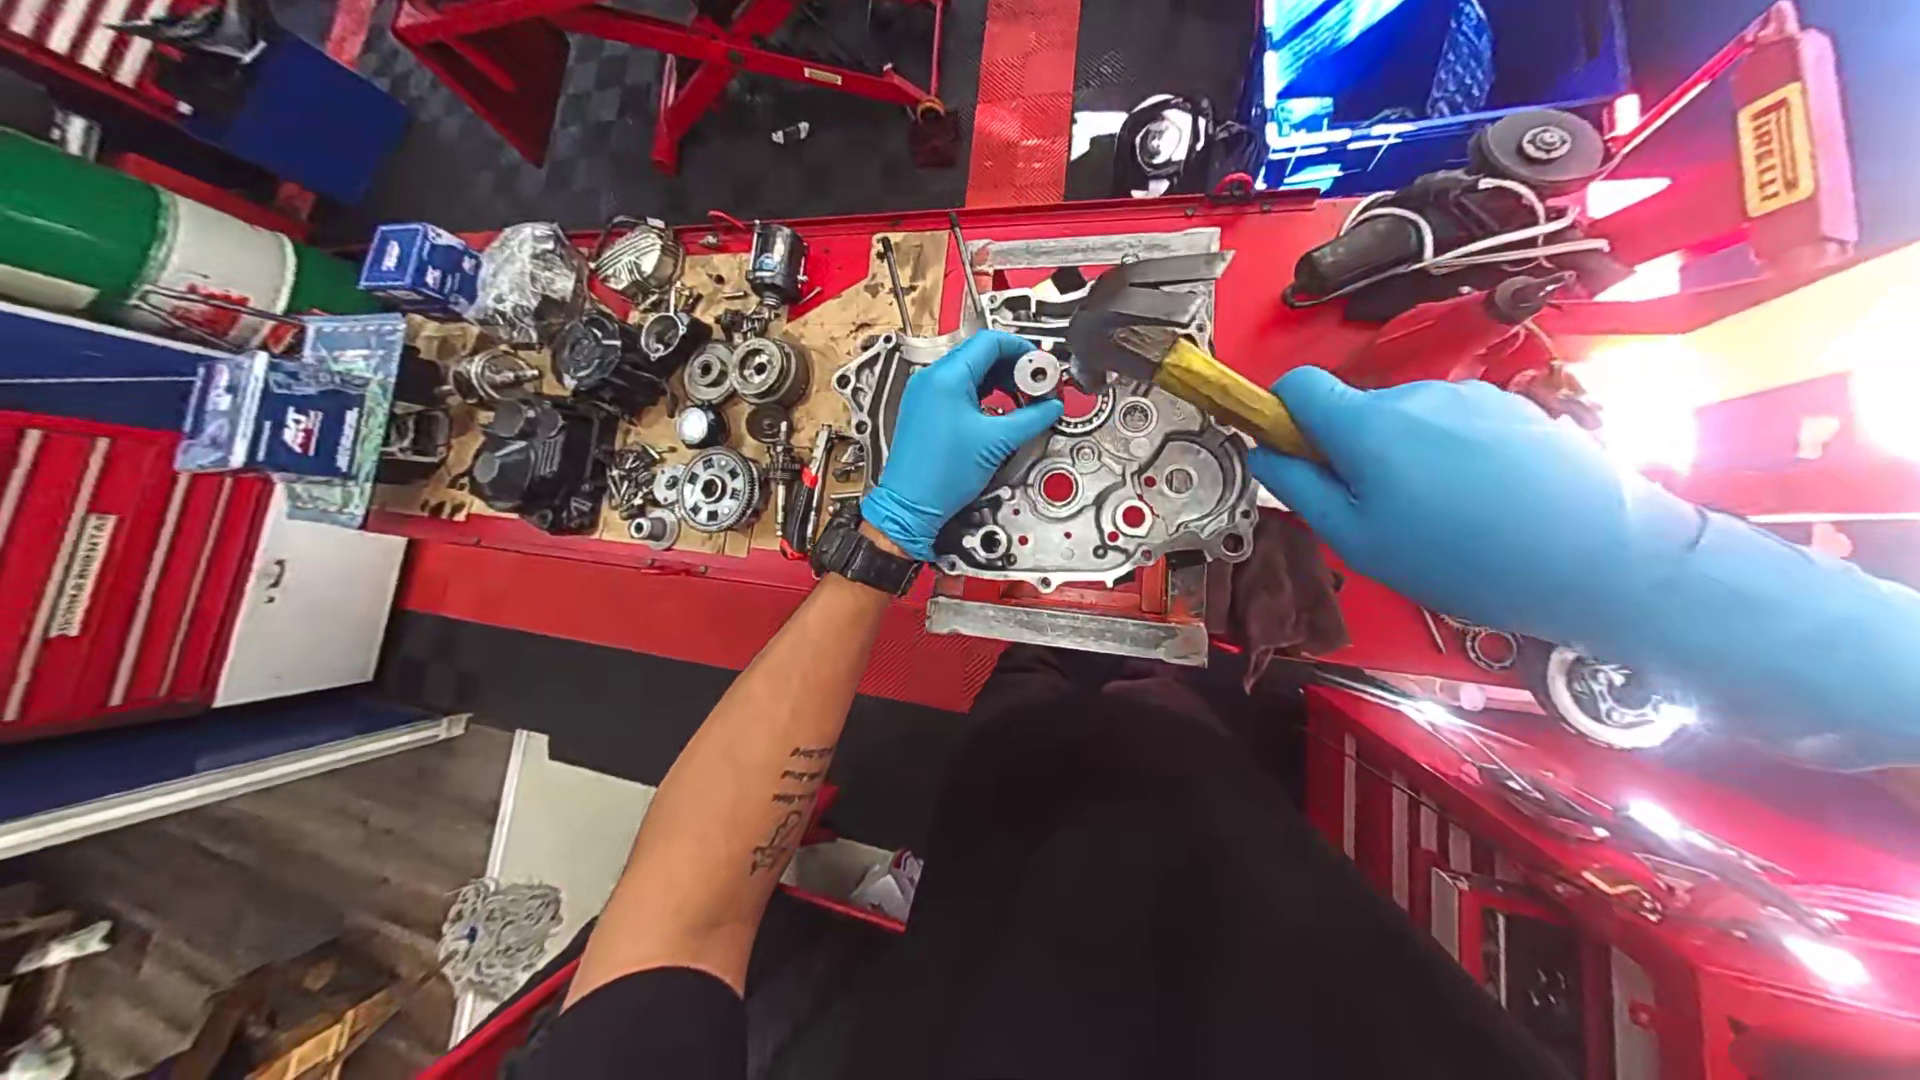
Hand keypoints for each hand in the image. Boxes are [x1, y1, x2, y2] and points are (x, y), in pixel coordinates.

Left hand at [861, 332, 1064, 559]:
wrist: (911, 504)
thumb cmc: (938, 476)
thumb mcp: (996, 442)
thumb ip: (1031, 418)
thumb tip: (1051, 407)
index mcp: (946, 377)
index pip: (991, 342)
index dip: (1022, 350)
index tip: (1040, 365)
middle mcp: (932, 379)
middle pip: (982, 354)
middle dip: (1014, 368)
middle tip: (1036, 385)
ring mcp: (926, 394)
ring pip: (972, 372)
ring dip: (1000, 381)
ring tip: (1022, 400)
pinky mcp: (926, 410)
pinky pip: (959, 389)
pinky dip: (983, 395)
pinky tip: (1000, 411)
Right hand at [1247, 367, 1702, 646]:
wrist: (1606, 559)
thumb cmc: (1460, 558)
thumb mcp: (1355, 538)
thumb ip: (1298, 488)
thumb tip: (1263, 454)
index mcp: (1366, 424)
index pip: (1297, 384)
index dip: (1279, 413)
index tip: (1290, 453)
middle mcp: (1413, 395)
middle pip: (1350, 409)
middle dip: (1344, 450)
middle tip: (1371, 508)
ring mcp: (1468, 396)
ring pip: (1399, 418)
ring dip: (1394, 453)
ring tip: (1431, 509)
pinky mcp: (1510, 406)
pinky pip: (1447, 422)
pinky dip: (1440, 451)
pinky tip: (1474, 496)